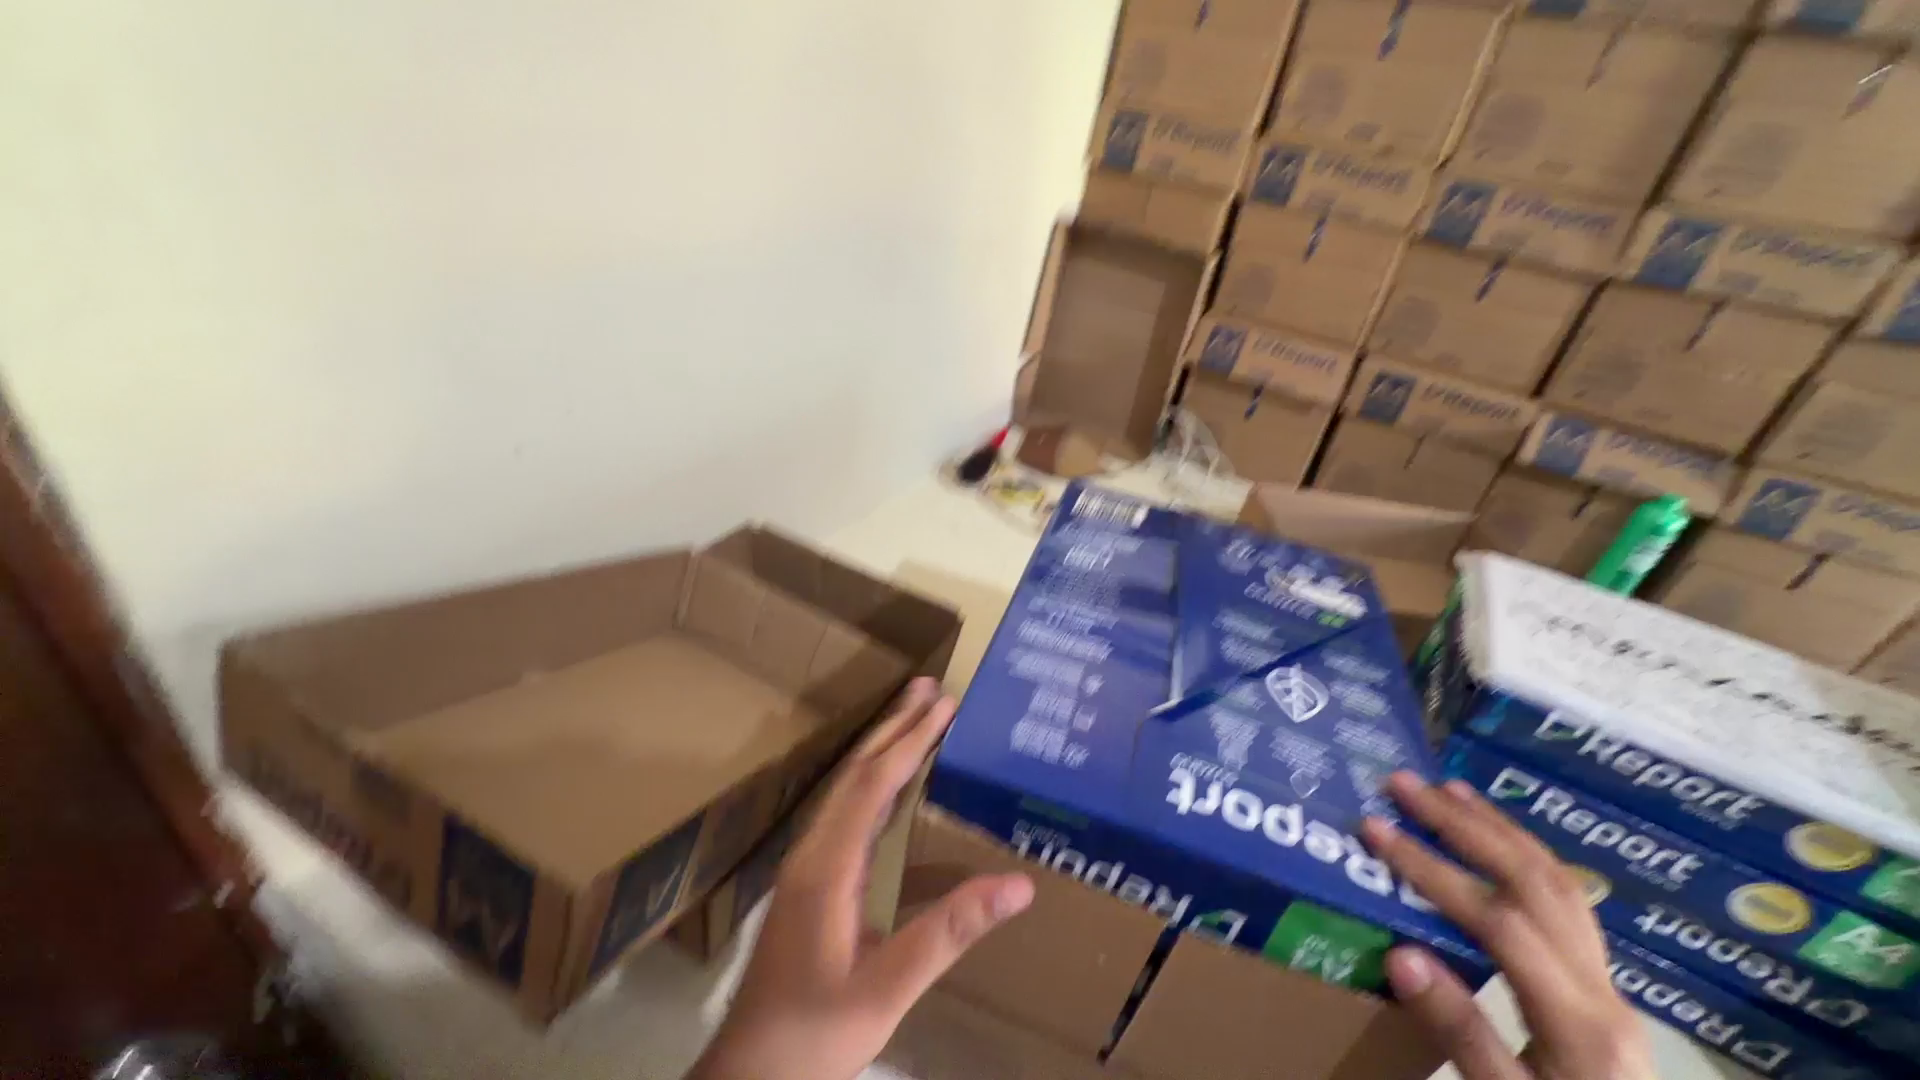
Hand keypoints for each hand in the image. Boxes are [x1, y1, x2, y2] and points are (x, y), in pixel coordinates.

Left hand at [688, 678, 1033, 1079]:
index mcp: (827, 865)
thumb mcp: (890, 987)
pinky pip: (846, 812)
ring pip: (847, 790)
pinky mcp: (809, 882)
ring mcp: (806, 865)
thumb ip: (949, 932)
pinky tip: (890, 785)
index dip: (911, 740)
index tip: (944, 704)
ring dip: (883, 748)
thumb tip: (1019, 884)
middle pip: (856, 773)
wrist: (754, 1071)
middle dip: (895, 727)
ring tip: (915, 716)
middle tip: (930, 687)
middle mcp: (812, 851)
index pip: (873, 784)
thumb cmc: (819, 1030)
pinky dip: (875, 782)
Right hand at [1361, 774, 1654, 1079]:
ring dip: (1500, 830)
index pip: (1498, 921)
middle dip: (1465, 826)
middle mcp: (1601, 989)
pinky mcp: (1601, 988)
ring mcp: (1608, 985)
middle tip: (1406, 785)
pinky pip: (1566, 903)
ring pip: (1560, 884)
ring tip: (1450, 791)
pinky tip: (1496, 844)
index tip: (1375, 830)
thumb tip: (1400, 954)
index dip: (1432, 870)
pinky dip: (1525, 858)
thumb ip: (1460, 1033)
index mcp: (1578, 1022)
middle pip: (1535, 882)